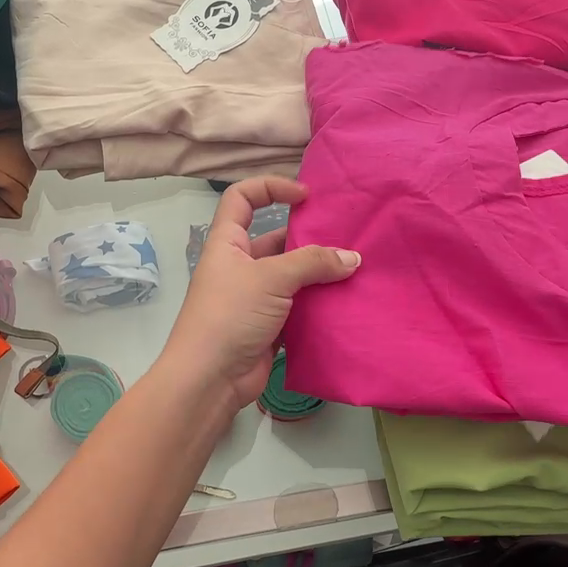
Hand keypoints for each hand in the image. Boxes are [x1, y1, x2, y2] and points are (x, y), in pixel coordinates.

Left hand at [161, 177, 359, 412]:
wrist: (210, 379)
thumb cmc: (230, 315)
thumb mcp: (270, 278)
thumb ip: (312, 263)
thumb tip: (352, 258)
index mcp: (228, 243)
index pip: (242, 198)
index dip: (271, 188)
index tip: (305, 196)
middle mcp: (240, 266)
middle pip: (276, 240)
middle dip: (309, 238)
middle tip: (348, 238)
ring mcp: (254, 298)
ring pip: (292, 276)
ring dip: (320, 274)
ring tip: (357, 269)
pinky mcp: (269, 326)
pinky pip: (299, 307)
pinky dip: (320, 304)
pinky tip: (348, 301)